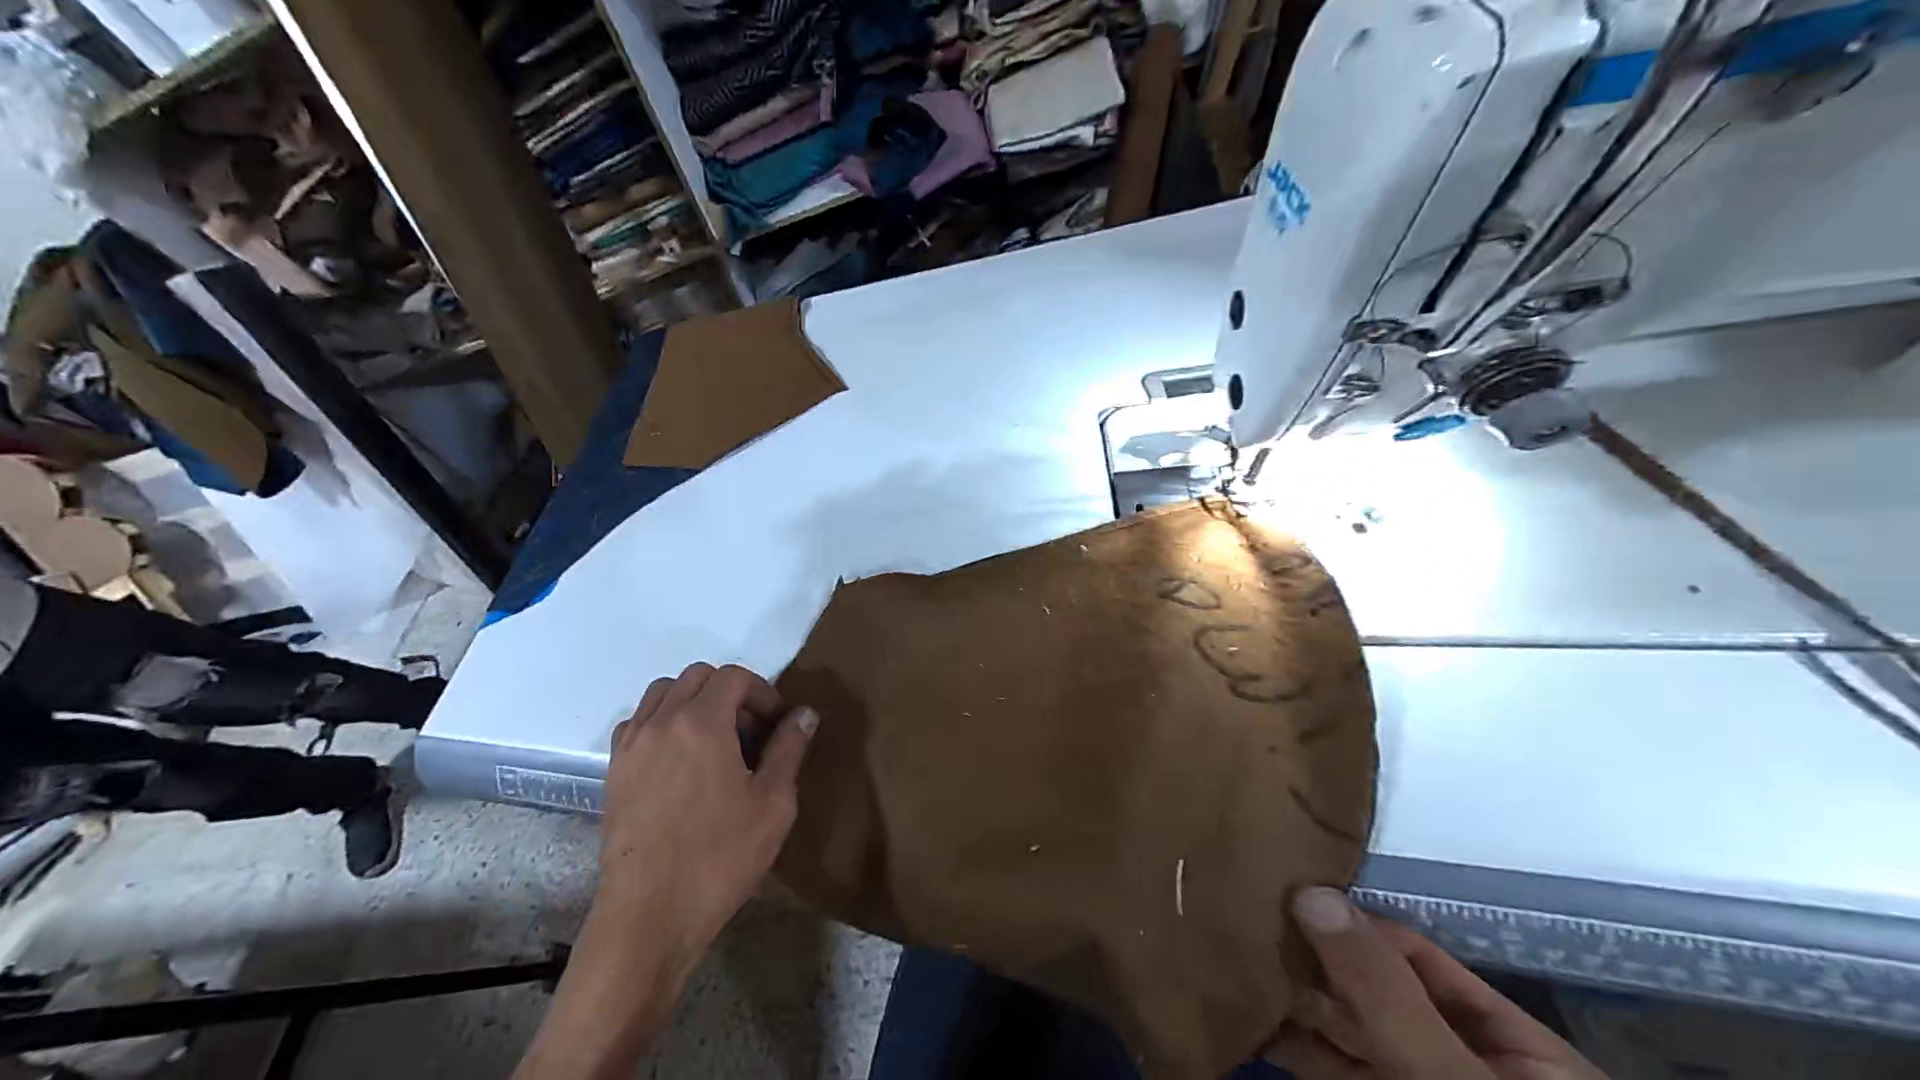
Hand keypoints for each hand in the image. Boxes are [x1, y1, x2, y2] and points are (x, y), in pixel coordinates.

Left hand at [514, 663, 814, 1079]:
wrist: (649, 915)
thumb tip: (804, 714)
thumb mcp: (773, 803)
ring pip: (663, 693)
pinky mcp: (613, 772)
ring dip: (694, 701)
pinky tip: (681, 759)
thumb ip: (789, 749)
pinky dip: (663, 722)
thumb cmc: (720, 857)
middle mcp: (660, 722)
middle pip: (697, 676)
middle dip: (731, 692)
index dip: (763, 692)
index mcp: (701, 723)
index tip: (778, 723)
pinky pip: (639, 723)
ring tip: (716, 740)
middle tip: (752, 731)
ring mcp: (631, 746)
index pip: (733, 677)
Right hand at [1268, 887, 1608, 1079]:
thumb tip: (1312, 890)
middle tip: (1244, 915)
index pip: (1423, 959)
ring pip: (1345, 1028)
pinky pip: (1326, 1065)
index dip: (1356, 927)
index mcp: (1521, 1050)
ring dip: (1292, 997)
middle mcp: (1463, 1060)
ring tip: (1231, 950)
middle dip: (1315, 958)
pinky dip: (1288, 1040)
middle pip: (1377, 991)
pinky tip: (1248, 1015)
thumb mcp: (1452, 1078)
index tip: (1288, 897)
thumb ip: (1388, 993)